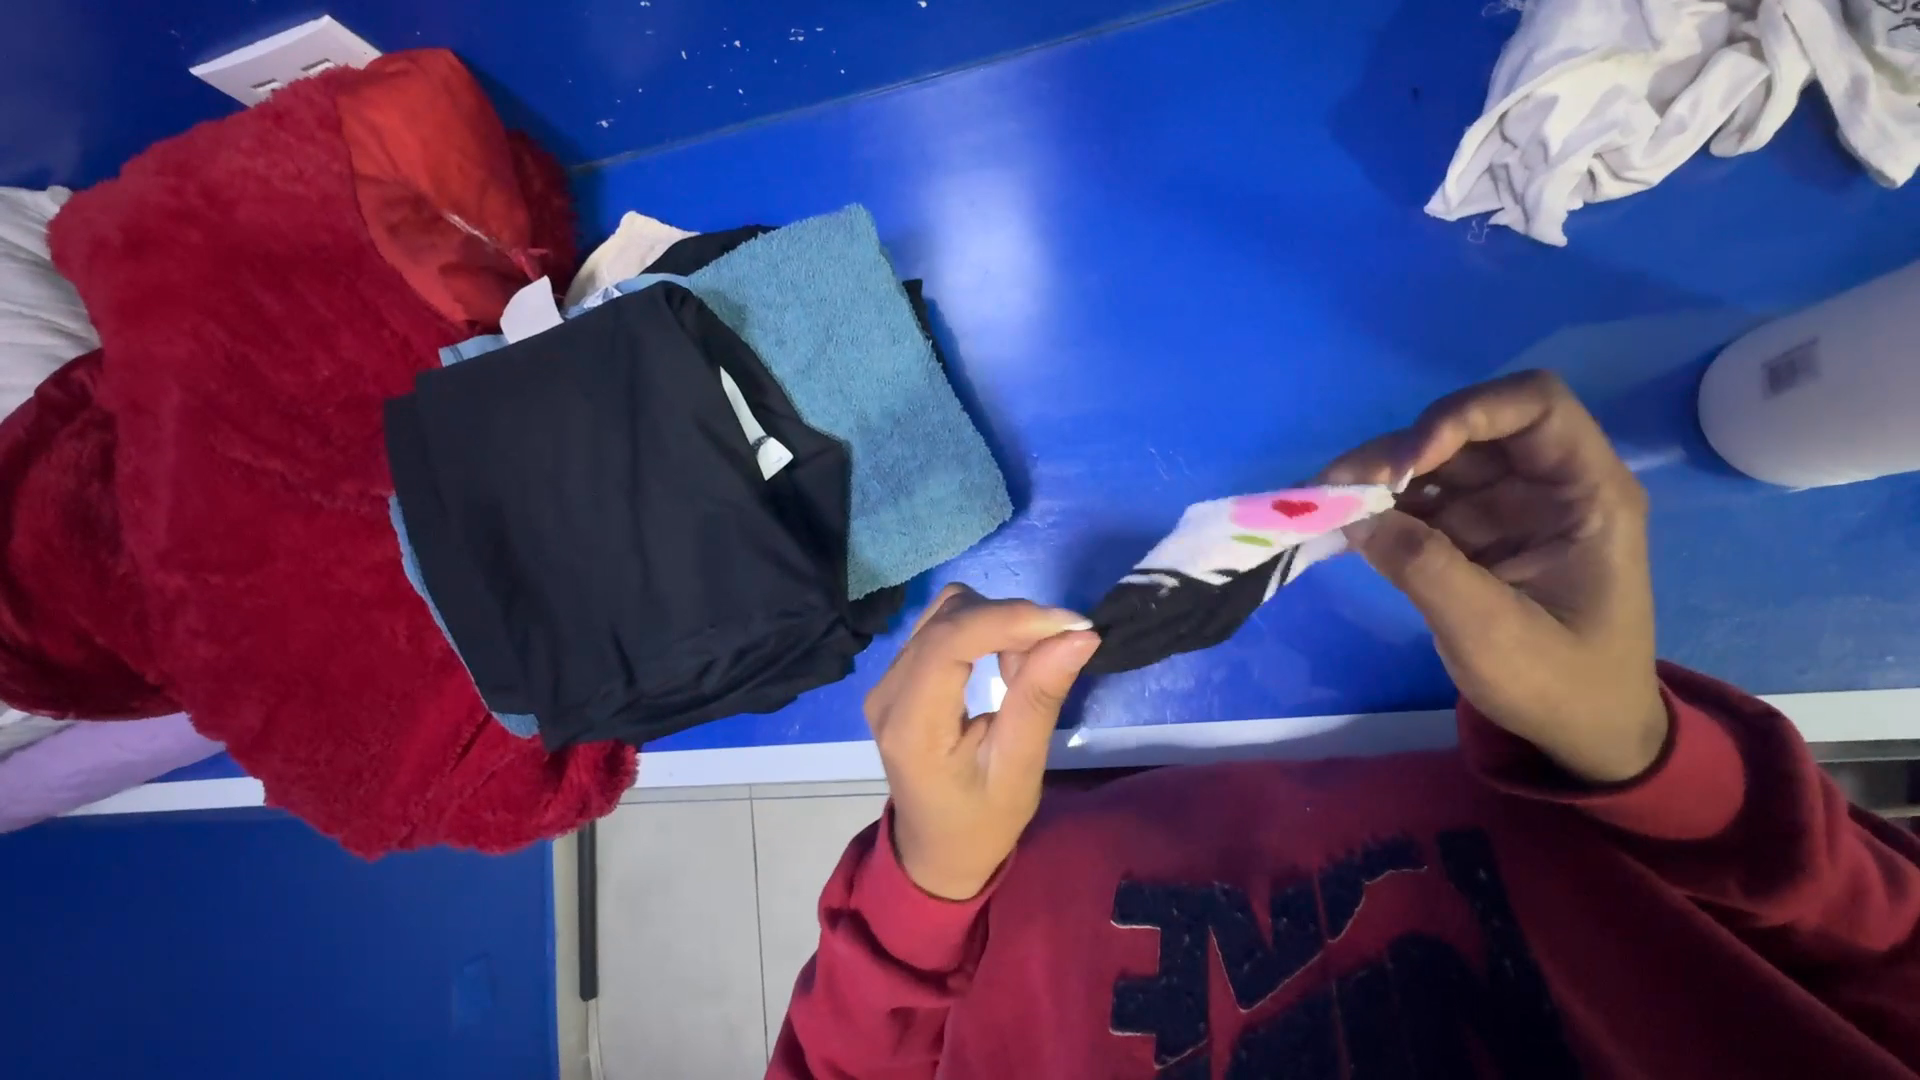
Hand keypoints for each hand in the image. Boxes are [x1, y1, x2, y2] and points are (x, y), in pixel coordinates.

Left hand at [864, 585, 1099, 900]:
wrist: (936, 849)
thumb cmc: (981, 821)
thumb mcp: (1020, 769)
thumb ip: (1040, 697)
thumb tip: (1079, 637)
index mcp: (912, 725)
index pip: (951, 640)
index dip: (1012, 619)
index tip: (1072, 625)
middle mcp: (888, 692)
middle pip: (949, 617)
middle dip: (1011, 621)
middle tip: (1056, 652)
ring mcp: (887, 679)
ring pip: (945, 611)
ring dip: (997, 622)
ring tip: (1027, 665)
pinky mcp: (898, 673)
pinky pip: (942, 626)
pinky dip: (982, 628)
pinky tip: (1004, 661)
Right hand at [1321, 371, 1666, 784]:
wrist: (1578, 733)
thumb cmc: (1559, 684)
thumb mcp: (1492, 633)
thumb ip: (1425, 568)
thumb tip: (1354, 516)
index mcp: (1585, 494)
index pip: (1533, 407)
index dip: (1465, 414)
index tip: (1407, 464)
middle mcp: (1542, 486)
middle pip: (1465, 432)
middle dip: (1399, 451)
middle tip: (1336, 489)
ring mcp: (1500, 509)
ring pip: (1430, 463)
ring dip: (1374, 477)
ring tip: (1321, 505)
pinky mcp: (1466, 534)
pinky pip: (1414, 502)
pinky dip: (1373, 508)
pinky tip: (1336, 523)